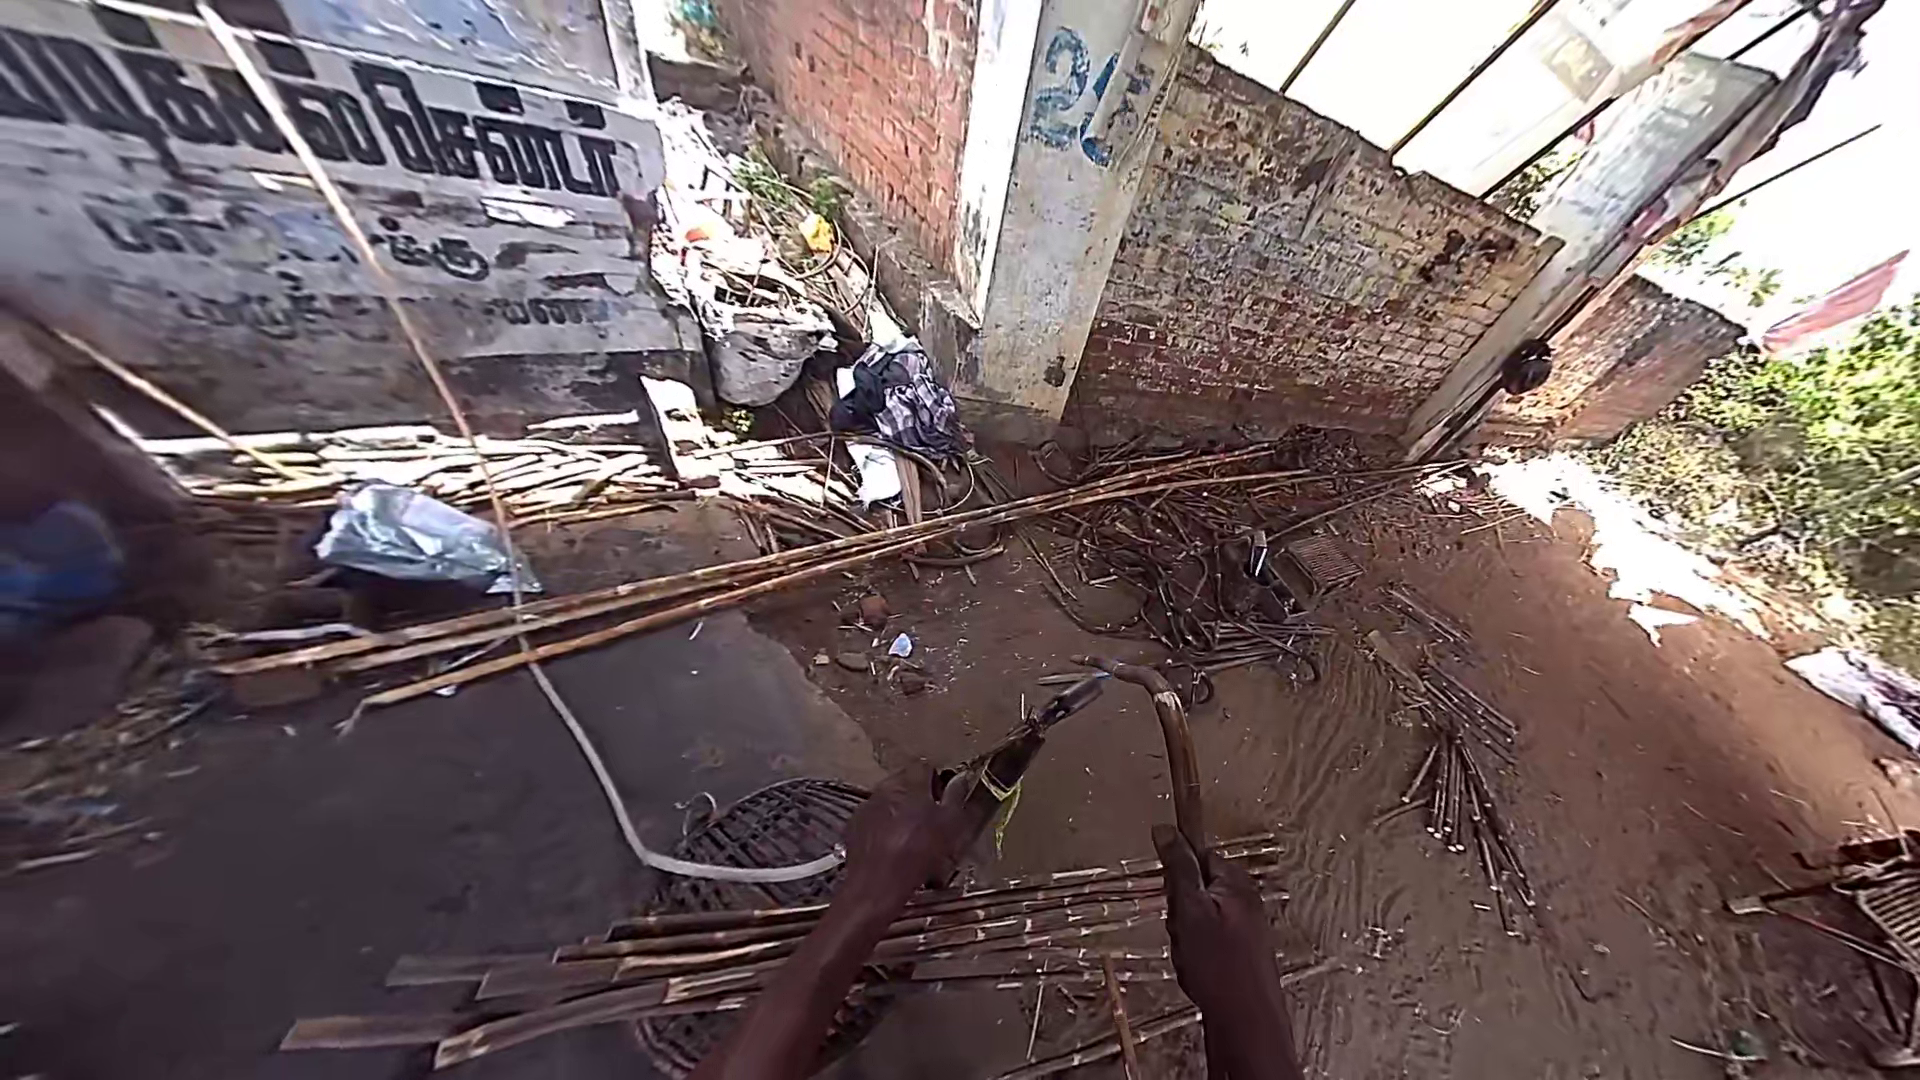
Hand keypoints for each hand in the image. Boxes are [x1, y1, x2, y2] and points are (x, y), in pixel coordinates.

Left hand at [840, 761, 971, 904]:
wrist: (876, 886)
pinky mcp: (854, 825)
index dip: (937, 781)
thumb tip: (961, 779)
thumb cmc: (918, 853)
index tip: (944, 801)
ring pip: (889, 800)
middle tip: (931, 821)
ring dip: (901, 811)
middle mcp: (885, 787)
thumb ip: (956, 797)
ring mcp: (866, 805)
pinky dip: (883, 827)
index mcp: (909, 782)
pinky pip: (874, 818)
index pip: (925, 766)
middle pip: (906, 782)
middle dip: (919, 797)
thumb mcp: (950, 826)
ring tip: (911, 838)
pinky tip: (891, 848)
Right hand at [1154, 824, 1299, 1078]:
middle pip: (1194, 887)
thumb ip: (1179, 867)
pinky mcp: (1240, 957)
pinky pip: (1204, 942)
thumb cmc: (1220, 966)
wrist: (1248, 1032)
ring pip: (1195, 917)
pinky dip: (1194, 955)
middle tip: (1182, 929)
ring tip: (1191, 955)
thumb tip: (1164, 828)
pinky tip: (1197, 972)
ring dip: (1184, 935)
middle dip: (1179, 909)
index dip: (1179, 872)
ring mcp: (1244, 931)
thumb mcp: (1190, 908)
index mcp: (1237, 884)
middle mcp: (1244, 902)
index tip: (1173, 892)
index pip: (1198, 855)